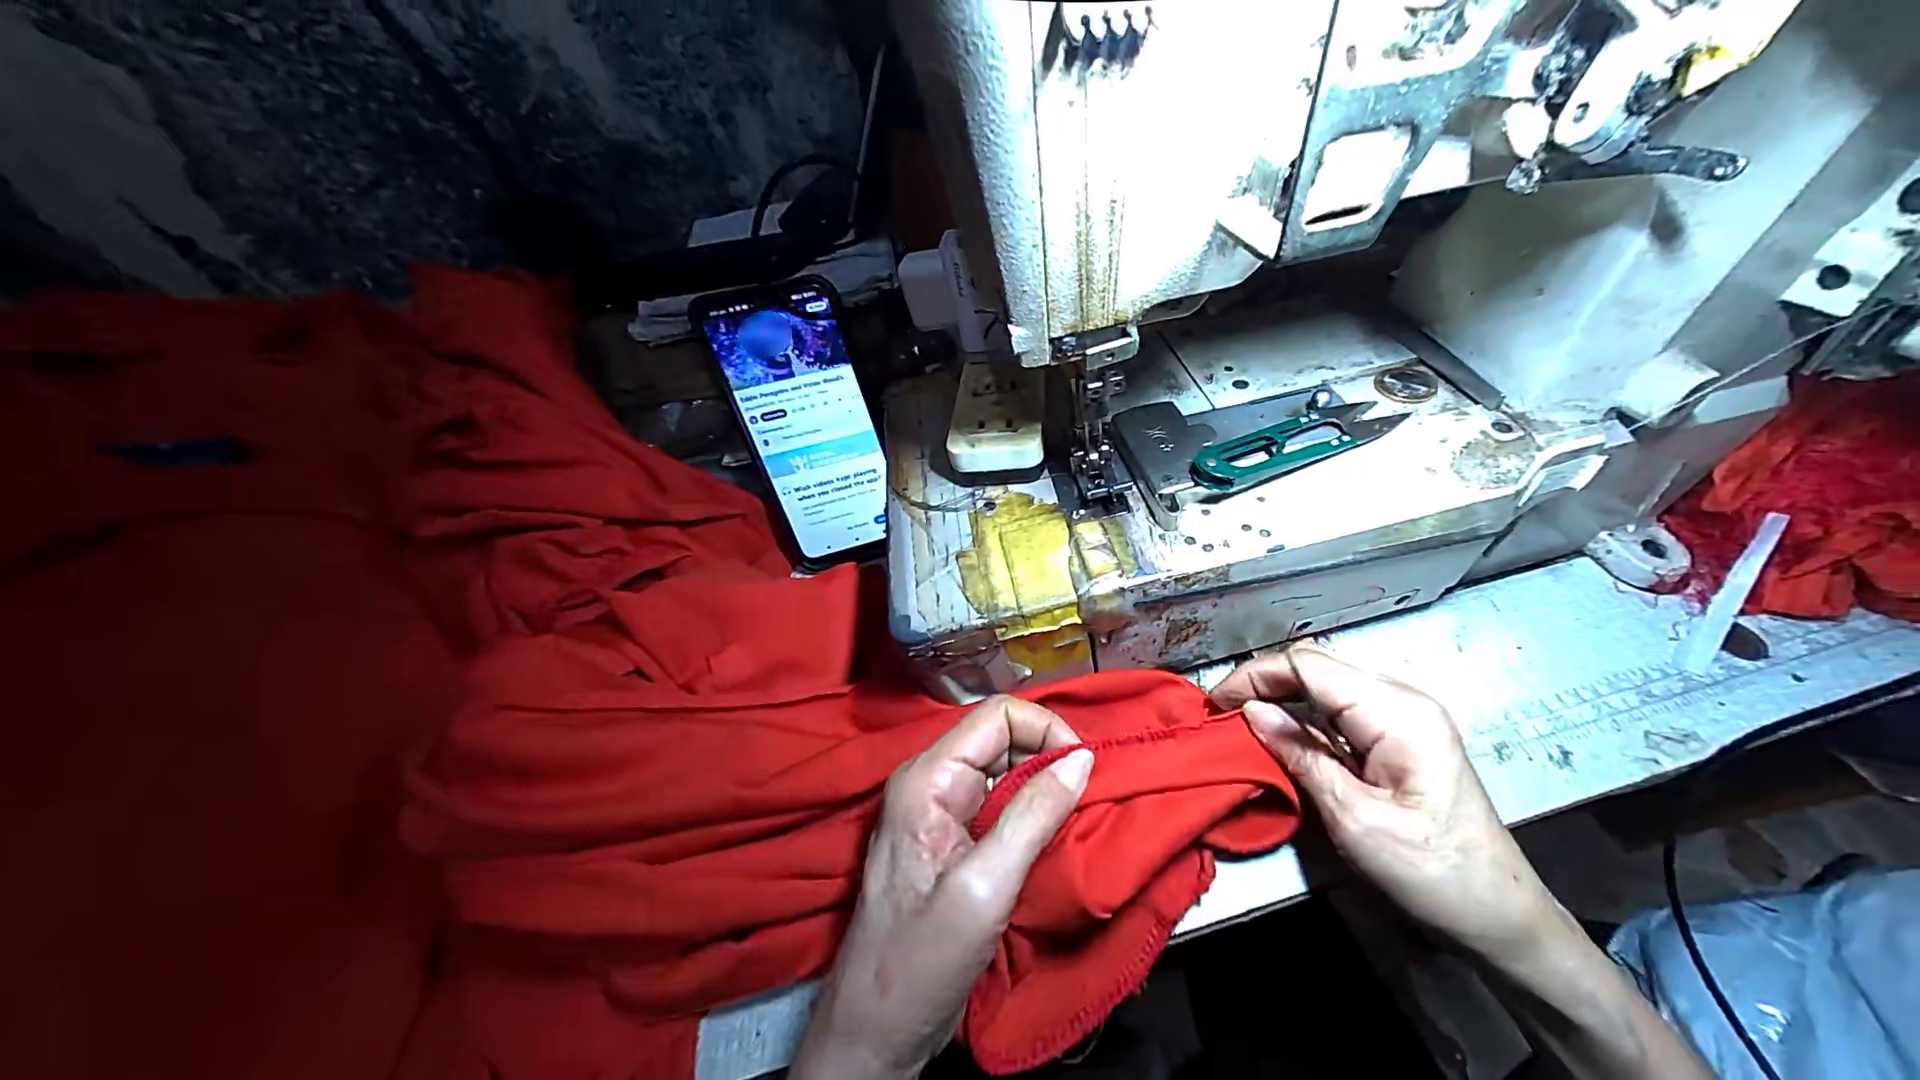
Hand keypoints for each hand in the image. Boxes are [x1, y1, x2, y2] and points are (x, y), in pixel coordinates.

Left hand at [791, 697, 1093, 1079]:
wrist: (877, 1026)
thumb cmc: (921, 957)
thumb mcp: (985, 886)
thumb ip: (1033, 815)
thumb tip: (1082, 757)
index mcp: (928, 777)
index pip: (996, 715)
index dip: (1046, 729)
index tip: (1085, 767)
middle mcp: (932, 780)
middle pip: (1002, 737)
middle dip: (1050, 756)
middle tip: (1088, 795)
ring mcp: (941, 808)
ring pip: (1005, 768)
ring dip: (1045, 784)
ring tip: (1077, 814)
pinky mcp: (952, 836)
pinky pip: (1000, 801)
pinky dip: (1032, 808)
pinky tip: (1054, 831)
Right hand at [1210, 643, 1559, 964]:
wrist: (1499, 915)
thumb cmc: (1431, 872)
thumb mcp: (1354, 818)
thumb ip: (1300, 755)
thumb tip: (1250, 712)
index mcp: (1397, 712)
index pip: (1307, 665)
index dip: (1254, 676)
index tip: (1216, 705)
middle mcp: (1401, 699)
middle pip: (1314, 666)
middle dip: (1262, 683)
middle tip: (1223, 715)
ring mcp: (1402, 714)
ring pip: (1322, 683)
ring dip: (1278, 698)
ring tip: (1241, 724)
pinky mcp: (1398, 732)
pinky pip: (1337, 707)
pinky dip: (1300, 714)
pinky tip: (1279, 735)